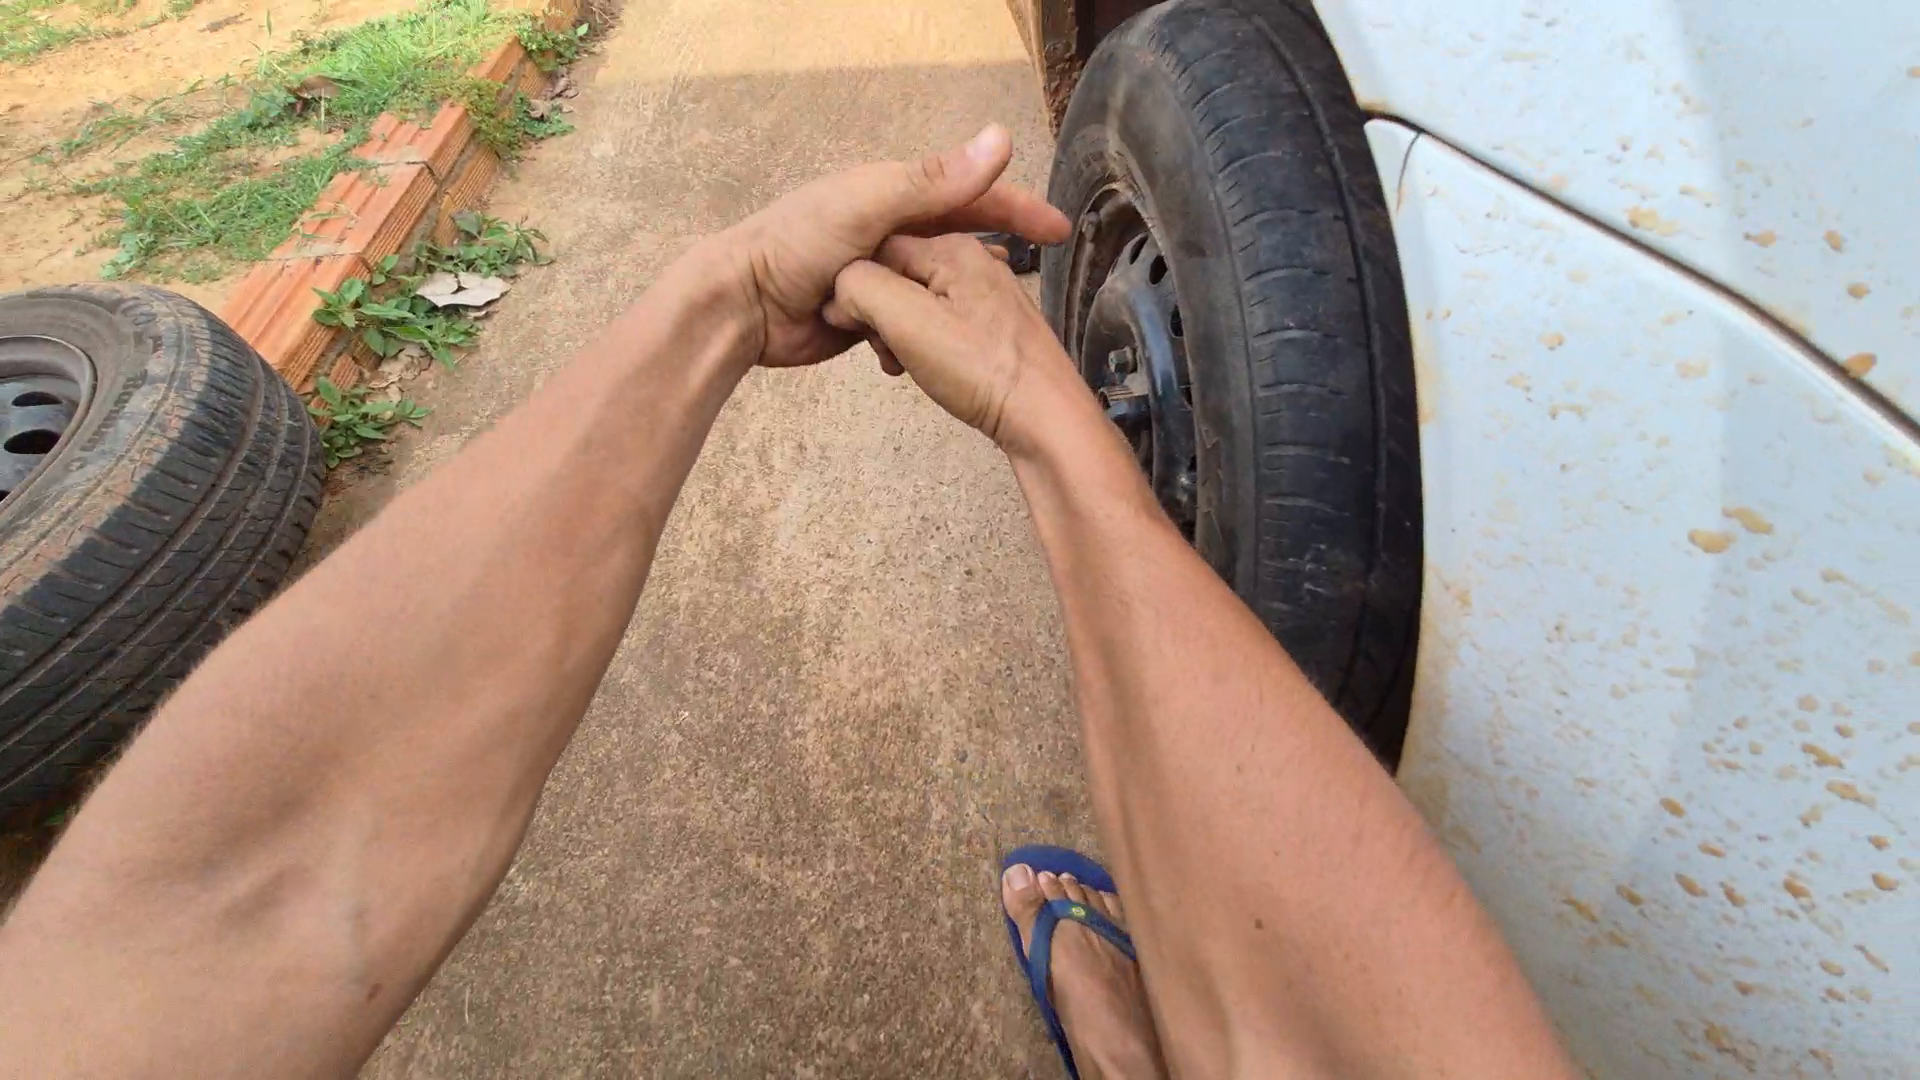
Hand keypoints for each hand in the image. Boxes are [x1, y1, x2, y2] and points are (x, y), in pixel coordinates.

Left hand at [711, 125, 1069, 368]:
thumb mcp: (868, 204)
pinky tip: (950, 342)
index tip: (1058, 231)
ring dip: (967, 296)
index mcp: (897, 195)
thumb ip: (933, 182)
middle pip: (961, 240)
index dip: (1018, 208)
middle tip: (1036, 285)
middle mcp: (893, 231)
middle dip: (1000, 254)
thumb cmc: (798, 245)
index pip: (971, 195)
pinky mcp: (870, 312)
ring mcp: (882, 273)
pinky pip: (914, 318)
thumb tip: (1002, 141)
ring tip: (1001, 316)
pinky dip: (933, 328)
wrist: (746, 305)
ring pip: (940, 283)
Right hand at [822, 234, 1096, 454]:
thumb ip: (862, 288)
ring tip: (905, 367)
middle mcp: (974, 263)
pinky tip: (929, 373)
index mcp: (953, 248)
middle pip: (899, 275)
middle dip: (879, 315)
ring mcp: (987, 298)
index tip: (852, 330)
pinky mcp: (993, 332)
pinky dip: (924, 348)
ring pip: (919, 305)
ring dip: (899, 336)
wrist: (1045, 420)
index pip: (878, 249)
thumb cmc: (980, 370)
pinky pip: (941, 326)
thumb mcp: (908, 321)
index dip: (854, 289)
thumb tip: (841, 291)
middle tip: (888, 354)